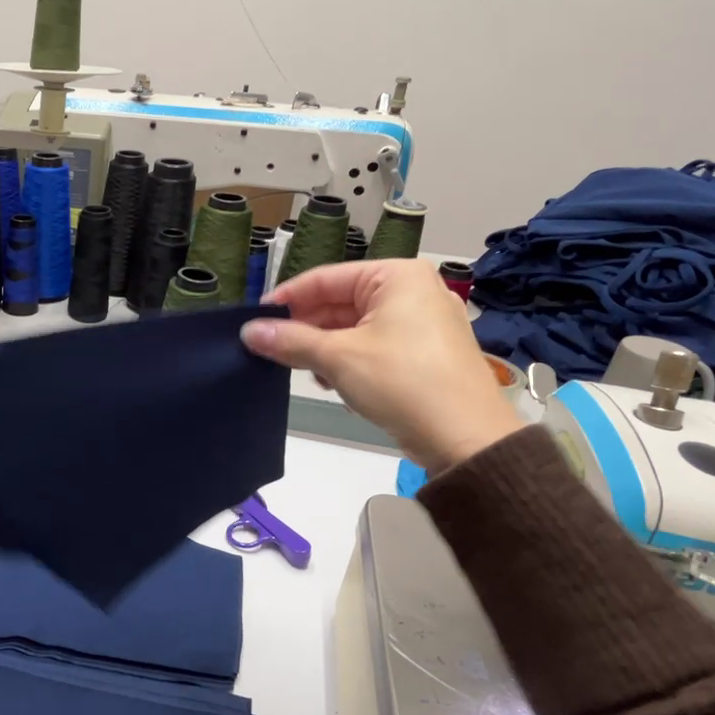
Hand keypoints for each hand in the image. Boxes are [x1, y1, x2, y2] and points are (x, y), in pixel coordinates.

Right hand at [243, 260, 523, 472]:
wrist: (467, 438)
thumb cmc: (403, 383)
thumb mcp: (338, 358)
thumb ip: (290, 340)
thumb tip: (248, 331)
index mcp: (397, 276)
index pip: (325, 278)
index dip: (286, 299)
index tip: (253, 321)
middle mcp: (413, 291)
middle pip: (340, 302)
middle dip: (305, 327)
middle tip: (270, 349)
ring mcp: (423, 322)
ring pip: (355, 326)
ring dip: (323, 347)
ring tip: (300, 369)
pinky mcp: (425, 353)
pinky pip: (373, 344)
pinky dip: (347, 359)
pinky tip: (330, 381)